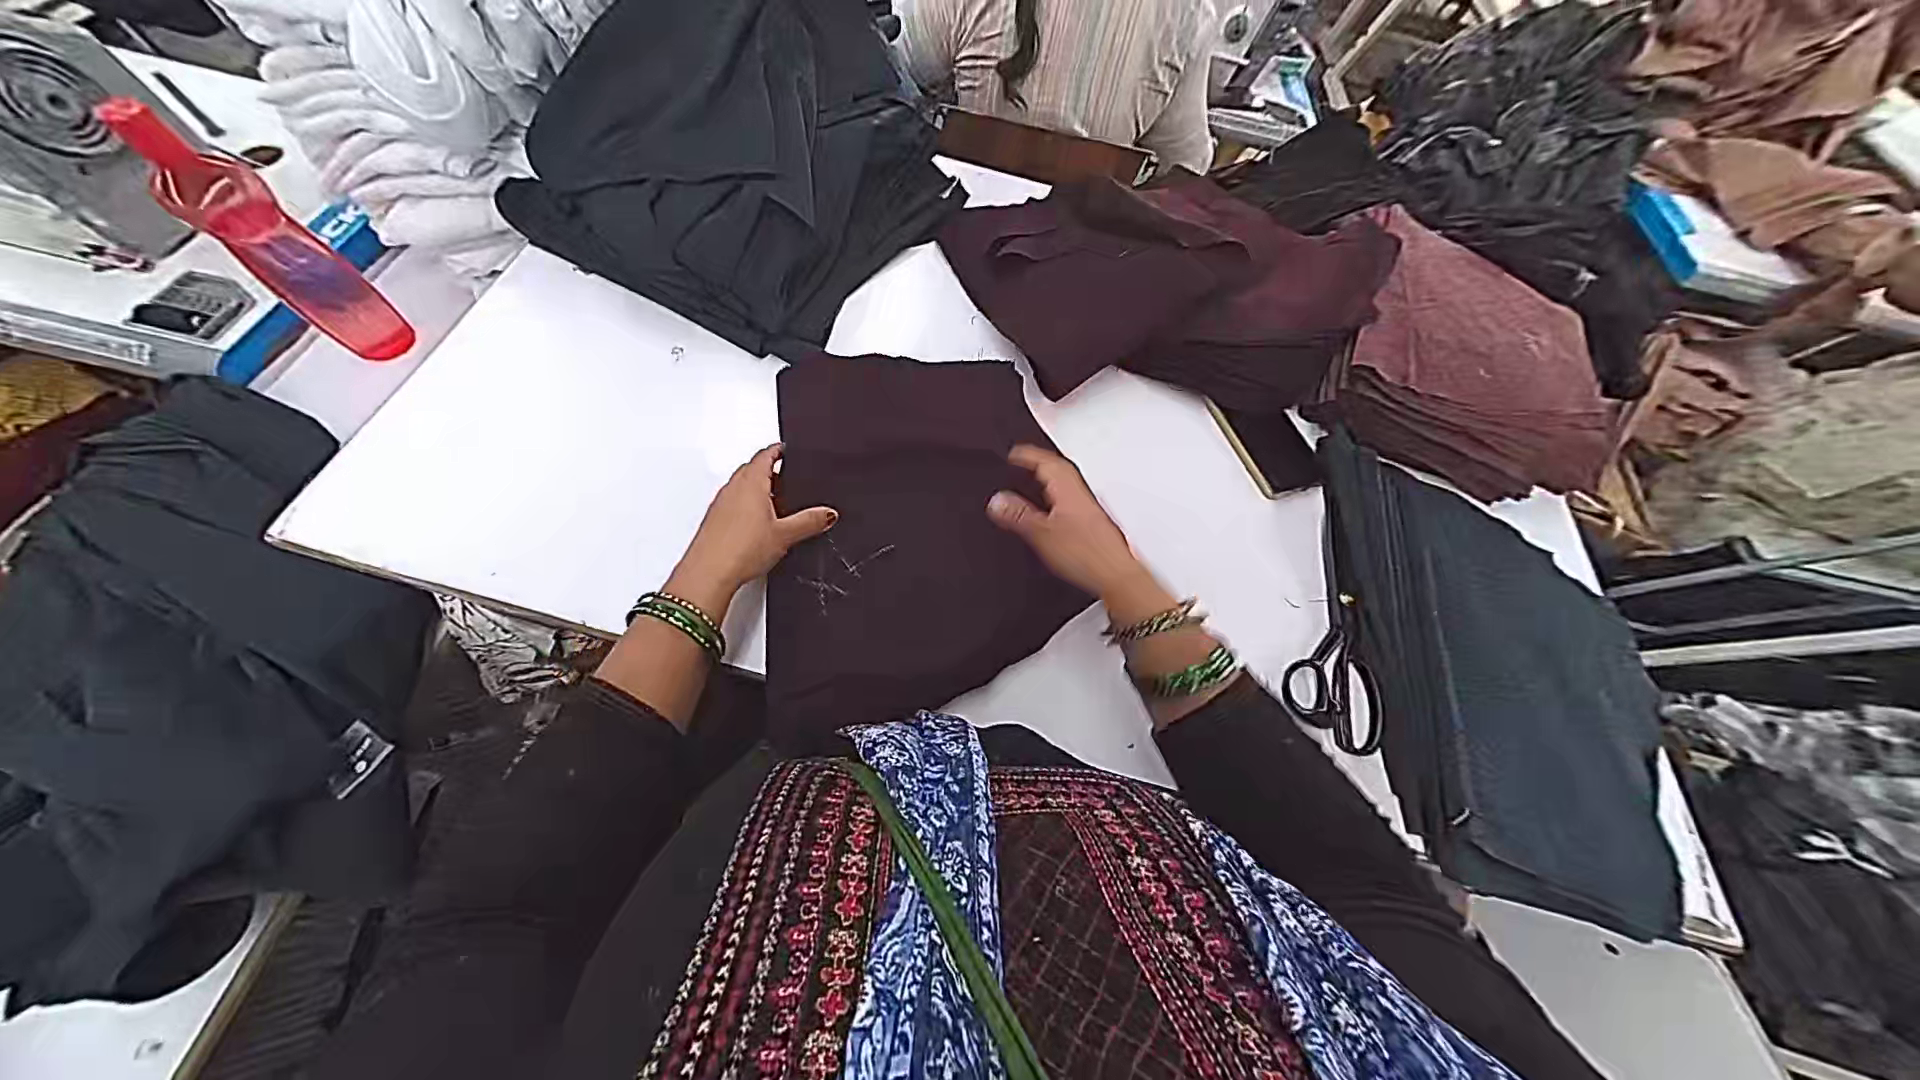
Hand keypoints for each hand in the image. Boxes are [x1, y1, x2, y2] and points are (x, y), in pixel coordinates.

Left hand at [671, 444, 836, 604]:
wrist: (709, 573)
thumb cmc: (739, 549)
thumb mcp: (785, 535)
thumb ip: (809, 521)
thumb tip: (827, 513)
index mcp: (751, 483)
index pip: (764, 456)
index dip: (777, 451)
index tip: (784, 449)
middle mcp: (733, 489)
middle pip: (751, 469)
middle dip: (767, 469)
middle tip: (783, 475)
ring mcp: (721, 504)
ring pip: (740, 486)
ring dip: (756, 488)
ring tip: (774, 502)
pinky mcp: (714, 521)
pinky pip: (732, 503)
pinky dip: (745, 505)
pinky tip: (756, 524)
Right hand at [987, 444, 1145, 597]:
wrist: (1115, 575)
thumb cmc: (1087, 555)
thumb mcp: (1041, 534)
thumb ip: (1018, 515)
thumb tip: (997, 501)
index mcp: (1067, 490)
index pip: (1046, 461)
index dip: (1027, 455)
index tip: (1013, 453)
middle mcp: (1080, 495)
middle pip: (1059, 468)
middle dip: (1039, 462)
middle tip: (1023, 461)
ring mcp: (1089, 508)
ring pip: (1067, 484)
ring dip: (1050, 478)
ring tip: (1034, 480)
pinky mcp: (1093, 523)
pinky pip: (1072, 500)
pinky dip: (1058, 497)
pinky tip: (1053, 510)